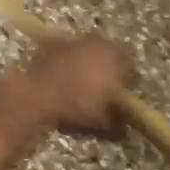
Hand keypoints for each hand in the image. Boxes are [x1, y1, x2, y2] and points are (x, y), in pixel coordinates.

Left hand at [0, 34, 135, 137]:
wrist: (37, 93)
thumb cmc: (77, 105)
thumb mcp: (103, 122)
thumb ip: (119, 124)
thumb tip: (125, 130)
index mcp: (118, 58)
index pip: (132, 69)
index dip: (128, 85)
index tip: (123, 98)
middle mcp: (100, 43)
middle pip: (112, 56)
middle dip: (110, 71)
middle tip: (103, 91)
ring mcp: (77, 40)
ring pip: (90, 52)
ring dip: (89, 64)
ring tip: (82, 85)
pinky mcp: (55, 42)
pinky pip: (69, 52)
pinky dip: (69, 63)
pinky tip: (63, 78)